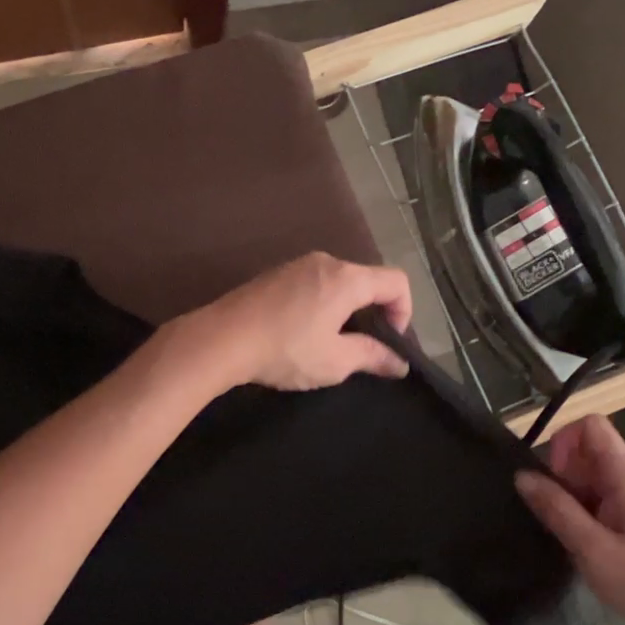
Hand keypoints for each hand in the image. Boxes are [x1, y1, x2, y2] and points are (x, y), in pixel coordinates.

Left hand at [174, 252, 411, 390]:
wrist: (221, 339)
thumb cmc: (285, 349)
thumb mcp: (334, 361)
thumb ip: (372, 357)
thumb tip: (399, 363)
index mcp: (346, 278)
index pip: (396, 281)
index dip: (404, 311)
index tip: (389, 341)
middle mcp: (325, 262)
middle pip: (367, 279)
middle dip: (374, 312)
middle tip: (363, 347)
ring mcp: (296, 265)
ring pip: (338, 282)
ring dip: (346, 309)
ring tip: (332, 343)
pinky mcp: (275, 274)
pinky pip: (313, 283)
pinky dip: (322, 304)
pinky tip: (303, 333)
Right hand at [515, 416, 624, 624]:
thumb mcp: (592, 550)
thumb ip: (556, 509)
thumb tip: (521, 474)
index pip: (591, 425)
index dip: (564, 442)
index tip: (552, 479)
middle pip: (590, 450)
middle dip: (564, 474)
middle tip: (558, 516)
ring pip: (595, 475)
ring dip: (574, 496)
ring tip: (571, 535)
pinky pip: (606, 496)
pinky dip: (588, 510)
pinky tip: (588, 544)